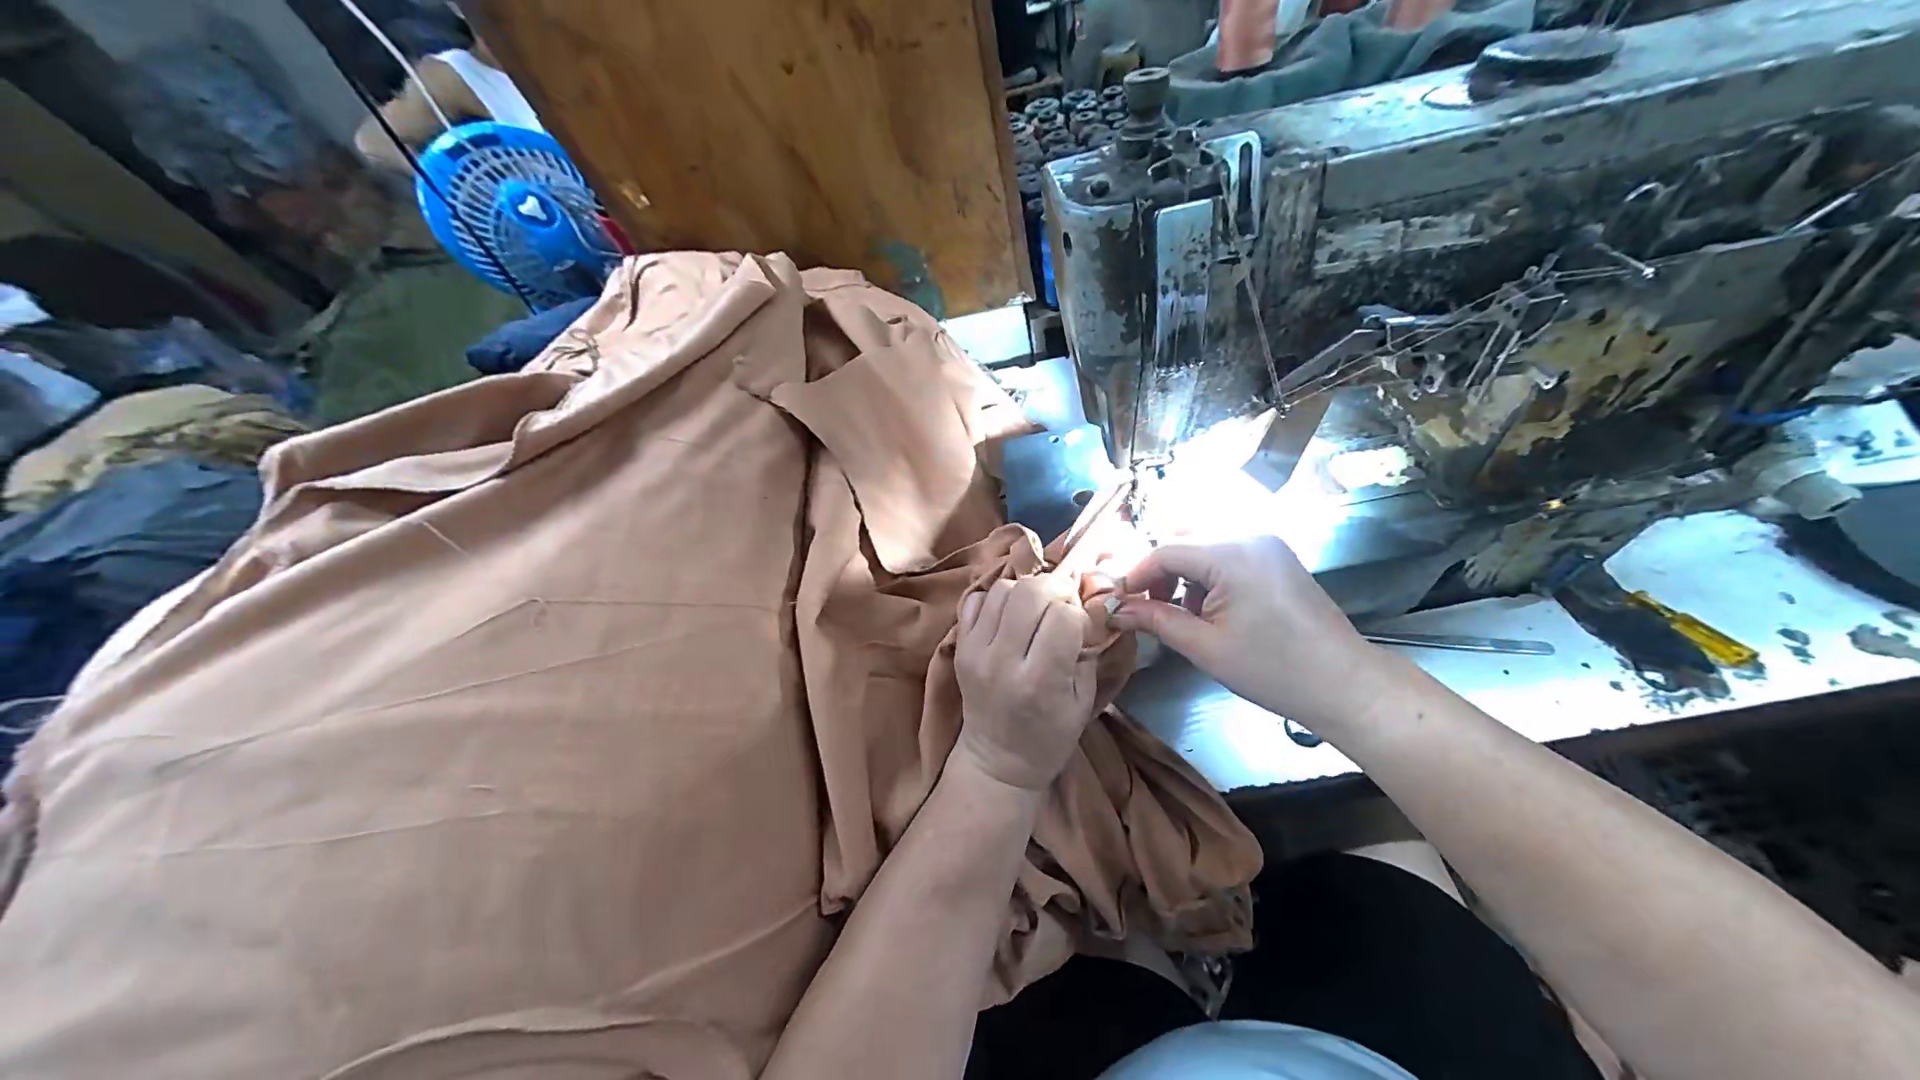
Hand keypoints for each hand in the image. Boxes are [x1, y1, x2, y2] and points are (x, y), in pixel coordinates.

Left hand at [953, 576, 1100, 791]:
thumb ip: (1088, 651)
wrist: (997, 759)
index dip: (1079, 613)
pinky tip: (1009, 617)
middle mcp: (1002, 661)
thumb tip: (1090, 606)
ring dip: (1026, 591)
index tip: (1081, 626)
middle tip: (1062, 604)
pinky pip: (975, 600)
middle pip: (1030, 592)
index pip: (1064, 616)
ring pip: (1002, 589)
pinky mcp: (959, 646)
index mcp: (1040, 681)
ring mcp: (974, 651)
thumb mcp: (1084, 701)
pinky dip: (996, 599)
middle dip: (1055, 589)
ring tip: (1036, 610)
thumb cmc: (1050, 735)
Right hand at [1110, 537, 1386, 731]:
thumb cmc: (1273, 670)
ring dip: (1183, 574)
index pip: (1165, 550)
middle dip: (1159, 573)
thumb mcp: (1205, 647)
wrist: (1345, 684)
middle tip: (1148, 609)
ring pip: (1203, 545)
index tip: (1120, 603)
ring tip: (1182, 615)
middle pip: (1183, 540)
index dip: (1137, 575)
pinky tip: (1211, 609)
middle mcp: (1249, 537)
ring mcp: (1267, 545)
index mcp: (1232, 554)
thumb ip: (1157, 620)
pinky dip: (1207, 575)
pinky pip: (1227, 553)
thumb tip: (1117, 610)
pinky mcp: (1276, 557)